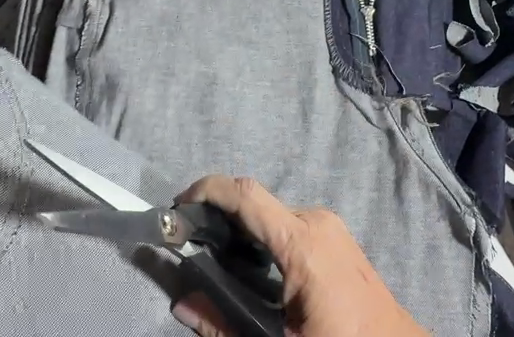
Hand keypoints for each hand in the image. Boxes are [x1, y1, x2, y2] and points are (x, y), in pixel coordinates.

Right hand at [172, 175, 427, 336]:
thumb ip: (226, 324)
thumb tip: (181, 302)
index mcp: (303, 242)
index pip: (247, 195)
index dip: (207, 190)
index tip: (177, 205)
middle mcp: (316, 221)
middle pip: (256, 205)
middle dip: (219, 220)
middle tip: (191, 248)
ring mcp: (330, 226)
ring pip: (272, 215)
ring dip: (242, 231)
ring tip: (218, 264)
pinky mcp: (336, 237)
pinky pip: (290, 225)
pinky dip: (264, 238)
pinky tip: (253, 270)